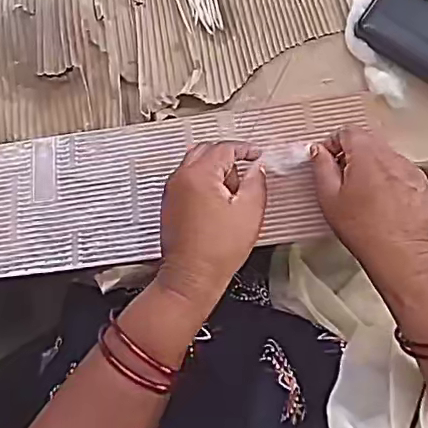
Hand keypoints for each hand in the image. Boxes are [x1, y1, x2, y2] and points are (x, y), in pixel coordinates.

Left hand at [156, 142, 266, 307]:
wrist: (191, 279)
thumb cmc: (215, 252)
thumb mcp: (249, 211)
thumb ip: (257, 182)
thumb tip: (257, 168)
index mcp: (199, 175)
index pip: (224, 148)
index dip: (245, 149)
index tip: (256, 155)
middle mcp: (180, 178)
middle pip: (207, 150)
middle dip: (228, 157)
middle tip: (246, 172)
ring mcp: (172, 191)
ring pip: (196, 163)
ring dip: (215, 169)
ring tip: (232, 194)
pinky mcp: (170, 204)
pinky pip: (188, 180)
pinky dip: (204, 182)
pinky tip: (217, 205)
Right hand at [309, 128, 427, 294]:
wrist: (403, 257)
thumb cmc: (366, 232)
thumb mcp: (330, 199)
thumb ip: (321, 167)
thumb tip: (318, 151)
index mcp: (366, 155)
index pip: (347, 131)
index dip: (333, 144)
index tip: (328, 160)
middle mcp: (391, 157)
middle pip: (368, 142)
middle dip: (354, 156)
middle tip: (345, 181)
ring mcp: (411, 170)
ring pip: (386, 158)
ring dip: (375, 169)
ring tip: (368, 197)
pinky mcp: (424, 185)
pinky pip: (403, 173)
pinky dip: (393, 182)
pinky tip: (386, 204)